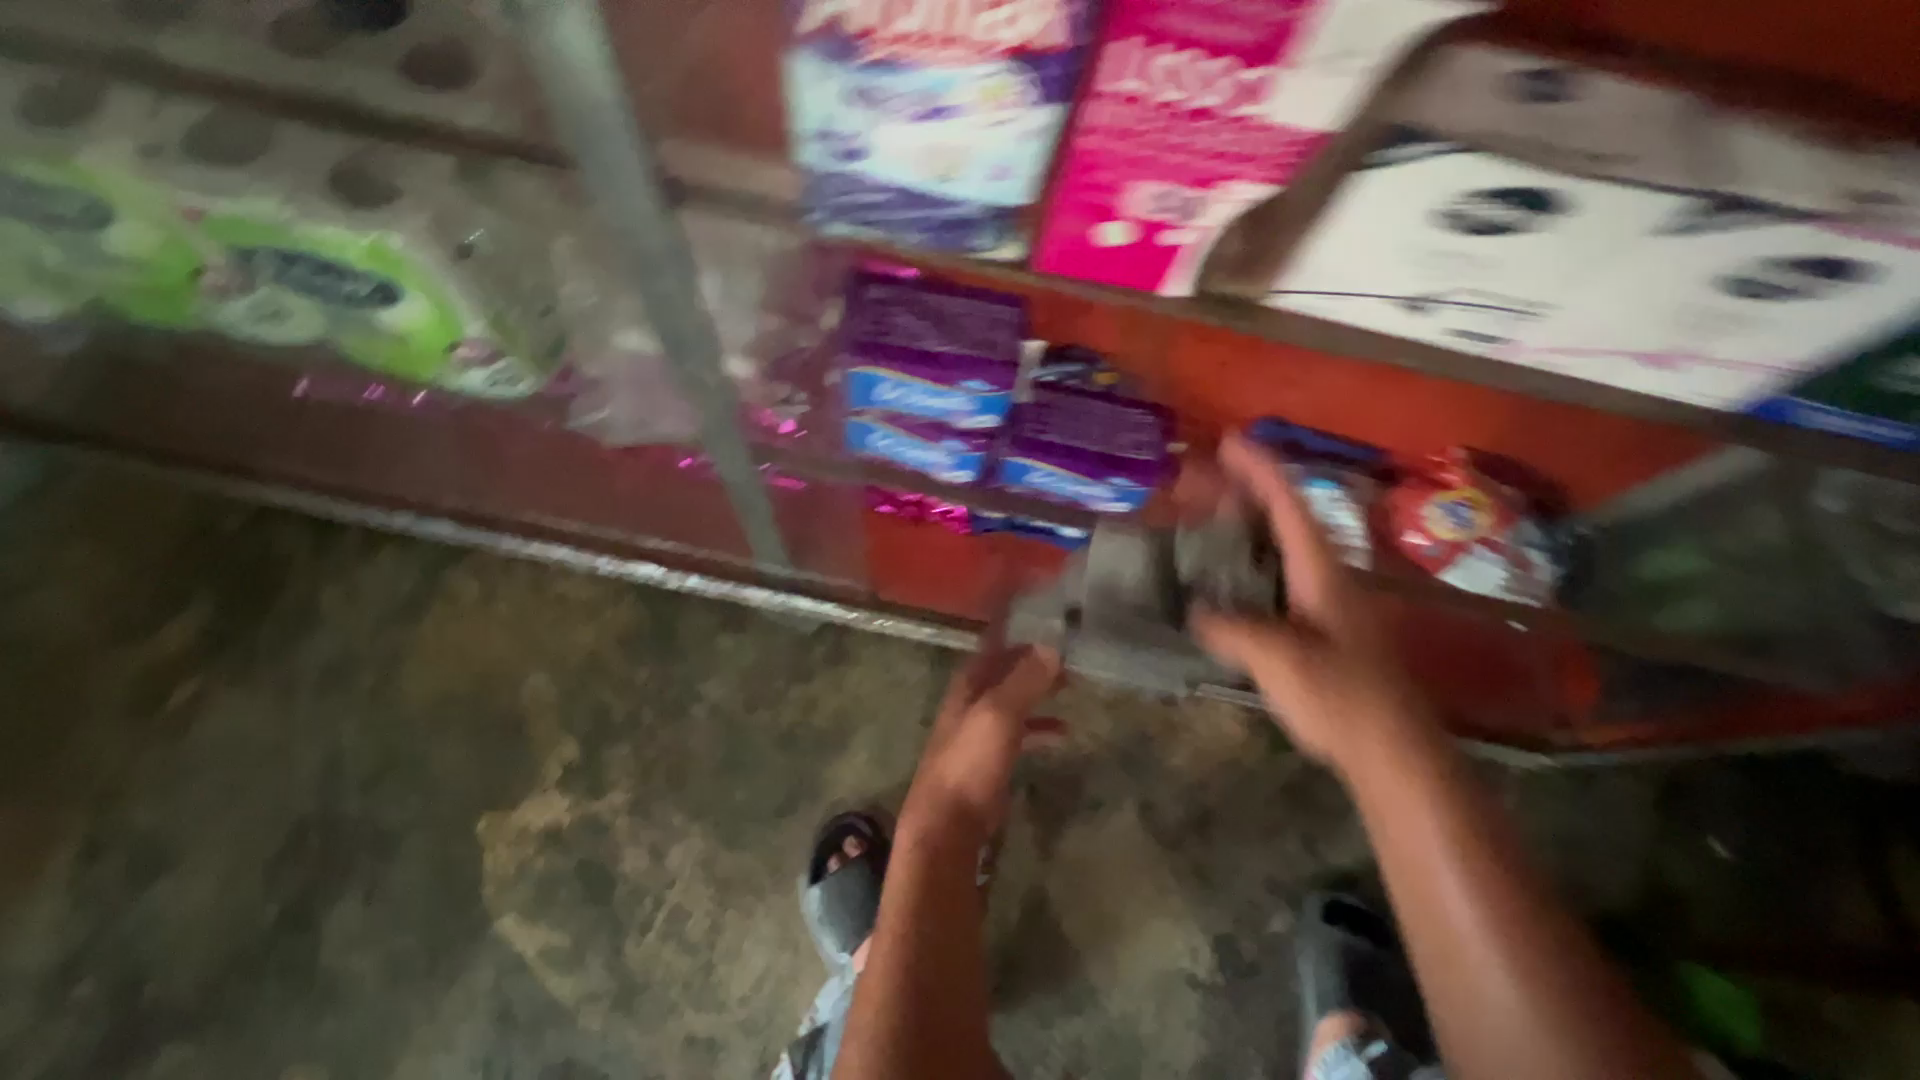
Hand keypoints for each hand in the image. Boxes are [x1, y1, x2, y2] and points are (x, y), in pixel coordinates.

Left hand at [904, 640, 1063, 838]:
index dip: (1019, 631)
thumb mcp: (999, 715)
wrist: (948, 823)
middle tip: (1070, 653)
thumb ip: (1023, 680)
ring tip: (1071, 686)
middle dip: (1035, 661)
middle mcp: (971, 701)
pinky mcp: (990, 759)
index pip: (994, 645)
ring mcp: (979, 731)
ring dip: (1039, 691)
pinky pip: (1019, 732)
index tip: (1051, 620)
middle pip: (1006, 671)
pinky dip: (1039, 727)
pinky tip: (1062, 732)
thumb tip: (1051, 646)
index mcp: (968, 684)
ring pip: (1014, 700)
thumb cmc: (970, 762)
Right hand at [1189, 434, 1433, 771]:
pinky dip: (1247, 565)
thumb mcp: (1281, 661)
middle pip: (1283, 519)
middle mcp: (1326, 578)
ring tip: (1203, 519)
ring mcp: (1325, 605)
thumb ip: (1235, 630)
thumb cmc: (1343, 698)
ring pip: (1280, 550)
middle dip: (1242, 493)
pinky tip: (1223, 581)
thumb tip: (1197, 611)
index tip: (1229, 441)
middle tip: (1196, 481)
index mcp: (1321, 572)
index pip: (1288, 506)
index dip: (1260, 470)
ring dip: (1244, 528)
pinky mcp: (1320, 631)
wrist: (1392, 750)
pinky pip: (1276, 580)